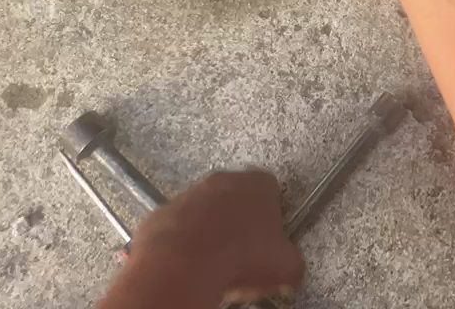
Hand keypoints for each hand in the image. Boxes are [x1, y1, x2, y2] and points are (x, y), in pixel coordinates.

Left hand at [98, 170, 302, 308]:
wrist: (185, 265)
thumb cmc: (240, 256)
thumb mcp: (284, 266)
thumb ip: (293, 264)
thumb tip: (293, 273)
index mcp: (260, 183)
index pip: (272, 192)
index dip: (271, 219)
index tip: (267, 244)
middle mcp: (226, 180)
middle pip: (236, 198)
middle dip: (237, 223)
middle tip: (238, 255)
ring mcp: (191, 194)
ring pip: (203, 211)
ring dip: (207, 232)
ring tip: (209, 266)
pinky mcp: (161, 214)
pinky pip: (174, 228)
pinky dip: (178, 244)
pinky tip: (184, 268)